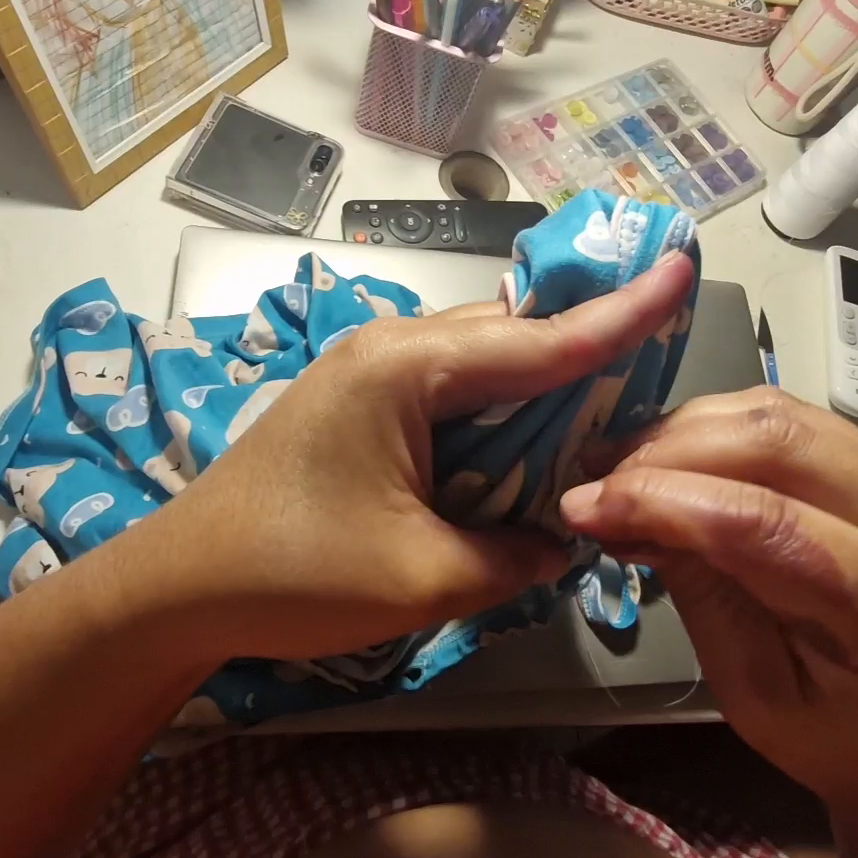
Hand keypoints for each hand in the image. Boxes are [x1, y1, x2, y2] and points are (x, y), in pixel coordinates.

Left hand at [98, 251, 696, 665]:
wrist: (178, 587)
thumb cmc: (292, 574)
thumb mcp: (425, 577)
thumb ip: (516, 553)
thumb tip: (563, 539)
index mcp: (408, 368)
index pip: (541, 339)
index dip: (621, 314)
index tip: (679, 270)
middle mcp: (394, 348)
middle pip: (516, 341)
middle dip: (587, 355)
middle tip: (654, 373)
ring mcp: (375, 372)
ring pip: (487, 367)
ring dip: (541, 395)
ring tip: (601, 420)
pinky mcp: (366, 403)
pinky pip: (455, 395)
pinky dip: (500, 419)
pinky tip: (524, 451)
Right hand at [559, 388, 857, 804]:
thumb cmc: (829, 735)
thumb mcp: (750, 692)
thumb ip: (697, 589)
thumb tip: (620, 511)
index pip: (771, 526)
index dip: (666, 502)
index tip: (585, 505)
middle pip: (781, 445)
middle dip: (669, 452)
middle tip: (599, 479)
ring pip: (783, 416)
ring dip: (686, 429)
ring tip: (623, 462)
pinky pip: (792, 417)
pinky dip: (716, 424)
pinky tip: (670, 450)